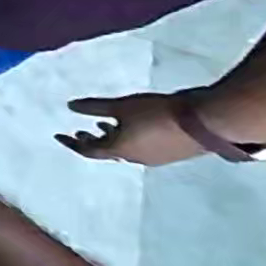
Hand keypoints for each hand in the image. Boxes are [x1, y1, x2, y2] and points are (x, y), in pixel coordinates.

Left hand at [56, 93, 205, 165]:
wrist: (208, 122)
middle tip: (79, 132)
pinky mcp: (174, 153)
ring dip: (111, 139)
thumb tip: (69, 106)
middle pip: (107, 152)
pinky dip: (128, 138)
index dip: (72, 143)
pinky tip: (130, 126)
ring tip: (102, 126)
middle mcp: (138, 159)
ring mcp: (158, 158)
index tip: (58, 136)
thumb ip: (93, 107)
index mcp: (121, 150)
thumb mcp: (120, 106)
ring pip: (126, 150)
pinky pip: (142, 148)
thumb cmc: (157, 113)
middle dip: (91, 142)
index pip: (89, 151)